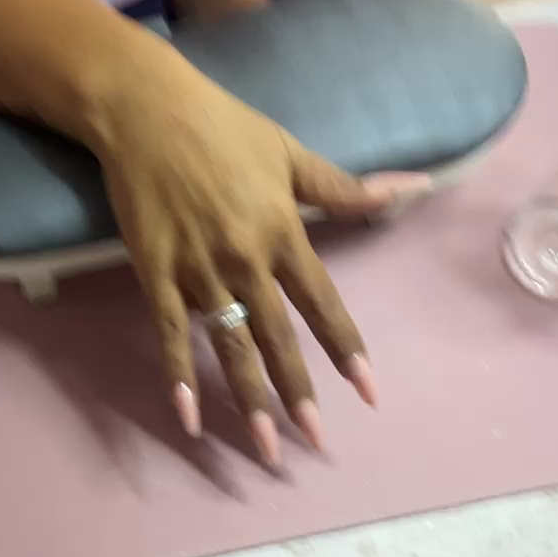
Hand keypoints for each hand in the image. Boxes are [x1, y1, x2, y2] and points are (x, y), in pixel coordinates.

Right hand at [88, 54, 433, 465]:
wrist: (147, 110)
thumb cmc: (223, 128)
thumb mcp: (290, 152)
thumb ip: (345, 188)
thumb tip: (410, 191)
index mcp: (283, 233)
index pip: (323, 304)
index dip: (346, 350)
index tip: (367, 393)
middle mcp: (247, 261)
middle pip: (279, 340)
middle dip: (299, 395)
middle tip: (315, 443)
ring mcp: (200, 273)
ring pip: (229, 347)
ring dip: (248, 400)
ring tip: (264, 446)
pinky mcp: (157, 276)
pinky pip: (169, 336)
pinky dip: (178, 376)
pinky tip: (188, 417)